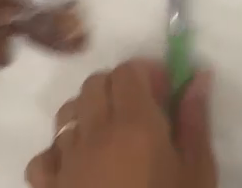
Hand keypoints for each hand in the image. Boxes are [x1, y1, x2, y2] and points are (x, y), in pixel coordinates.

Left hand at [27, 59, 216, 187]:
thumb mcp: (197, 170)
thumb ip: (195, 119)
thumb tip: (198, 76)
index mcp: (135, 124)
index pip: (127, 71)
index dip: (146, 74)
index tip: (165, 93)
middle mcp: (95, 135)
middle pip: (94, 83)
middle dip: (117, 87)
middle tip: (142, 112)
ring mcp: (66, 166)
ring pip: (66, 114)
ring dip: (87, 114)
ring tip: (110, 137)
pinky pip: (42, 158)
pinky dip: (58, 154)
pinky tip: (80, 169)